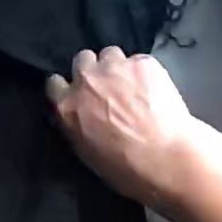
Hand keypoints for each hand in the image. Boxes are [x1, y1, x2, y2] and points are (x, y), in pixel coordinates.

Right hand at [47, 48, 199, 208]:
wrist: (167, 158)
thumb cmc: (126, 168)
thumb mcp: (87, 153)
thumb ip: (76, 125)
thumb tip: (80, 115)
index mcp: (68, 106)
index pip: (55, 83)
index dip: (68, 87)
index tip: (79, 95)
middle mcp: (87, 80)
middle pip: (82, 60)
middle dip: (93, 70)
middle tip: (108, 87)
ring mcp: (115, 67)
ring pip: (110, 53)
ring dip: (117, 66)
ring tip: (133, 84)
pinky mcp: (143, 62)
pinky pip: (139, 60)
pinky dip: (144, 71)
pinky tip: (154, 88)